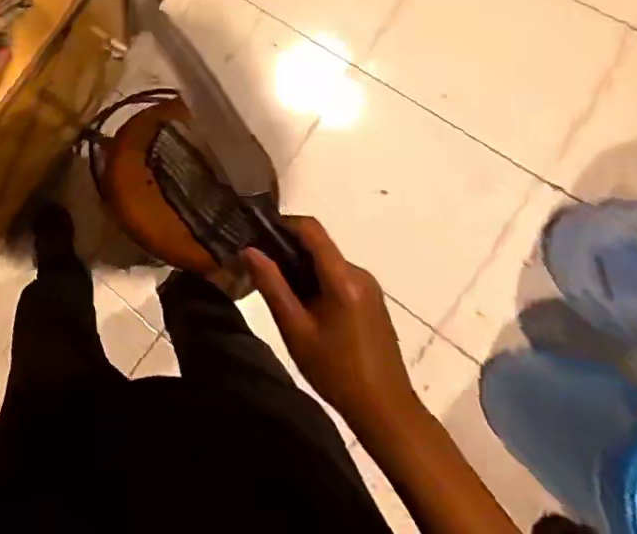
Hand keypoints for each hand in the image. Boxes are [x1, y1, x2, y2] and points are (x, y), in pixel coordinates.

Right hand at [244, 216, 417, 429]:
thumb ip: (272, 286)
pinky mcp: (373, 301)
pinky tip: (304, 309)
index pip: (311, 229)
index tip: (257, 233)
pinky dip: (318, 282)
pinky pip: (339, 278)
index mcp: (343, 278)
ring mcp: (369, 287)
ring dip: (302, 269)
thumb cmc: (337, 372)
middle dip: (288, 251)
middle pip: (319, 246)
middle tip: (260, 270)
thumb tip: (249, 250)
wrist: (386, 412)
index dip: (283, 223)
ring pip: (328, 263)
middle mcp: (360, 274)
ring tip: (279, 293)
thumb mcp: (296, 331)